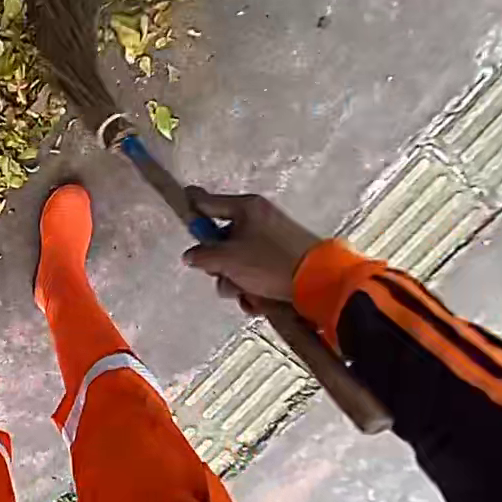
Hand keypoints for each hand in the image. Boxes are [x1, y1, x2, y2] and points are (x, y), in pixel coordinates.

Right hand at [180, 187, 323, 306]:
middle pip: (221, 239)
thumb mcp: (226, 259)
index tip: (179, 205)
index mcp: (247, 209)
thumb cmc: (268, 263)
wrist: (321, 283)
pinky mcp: (282, 261)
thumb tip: (191, 256)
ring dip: (234, 281)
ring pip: (236, 260)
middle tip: (220, 273)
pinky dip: (252, 287)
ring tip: (245, 293)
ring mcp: (271, 241)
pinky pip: (254, 272)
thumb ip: (201, 255)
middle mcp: (259, 220)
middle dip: (217, 263)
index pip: (208, 202)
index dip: (191, 206)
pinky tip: (258, 299)